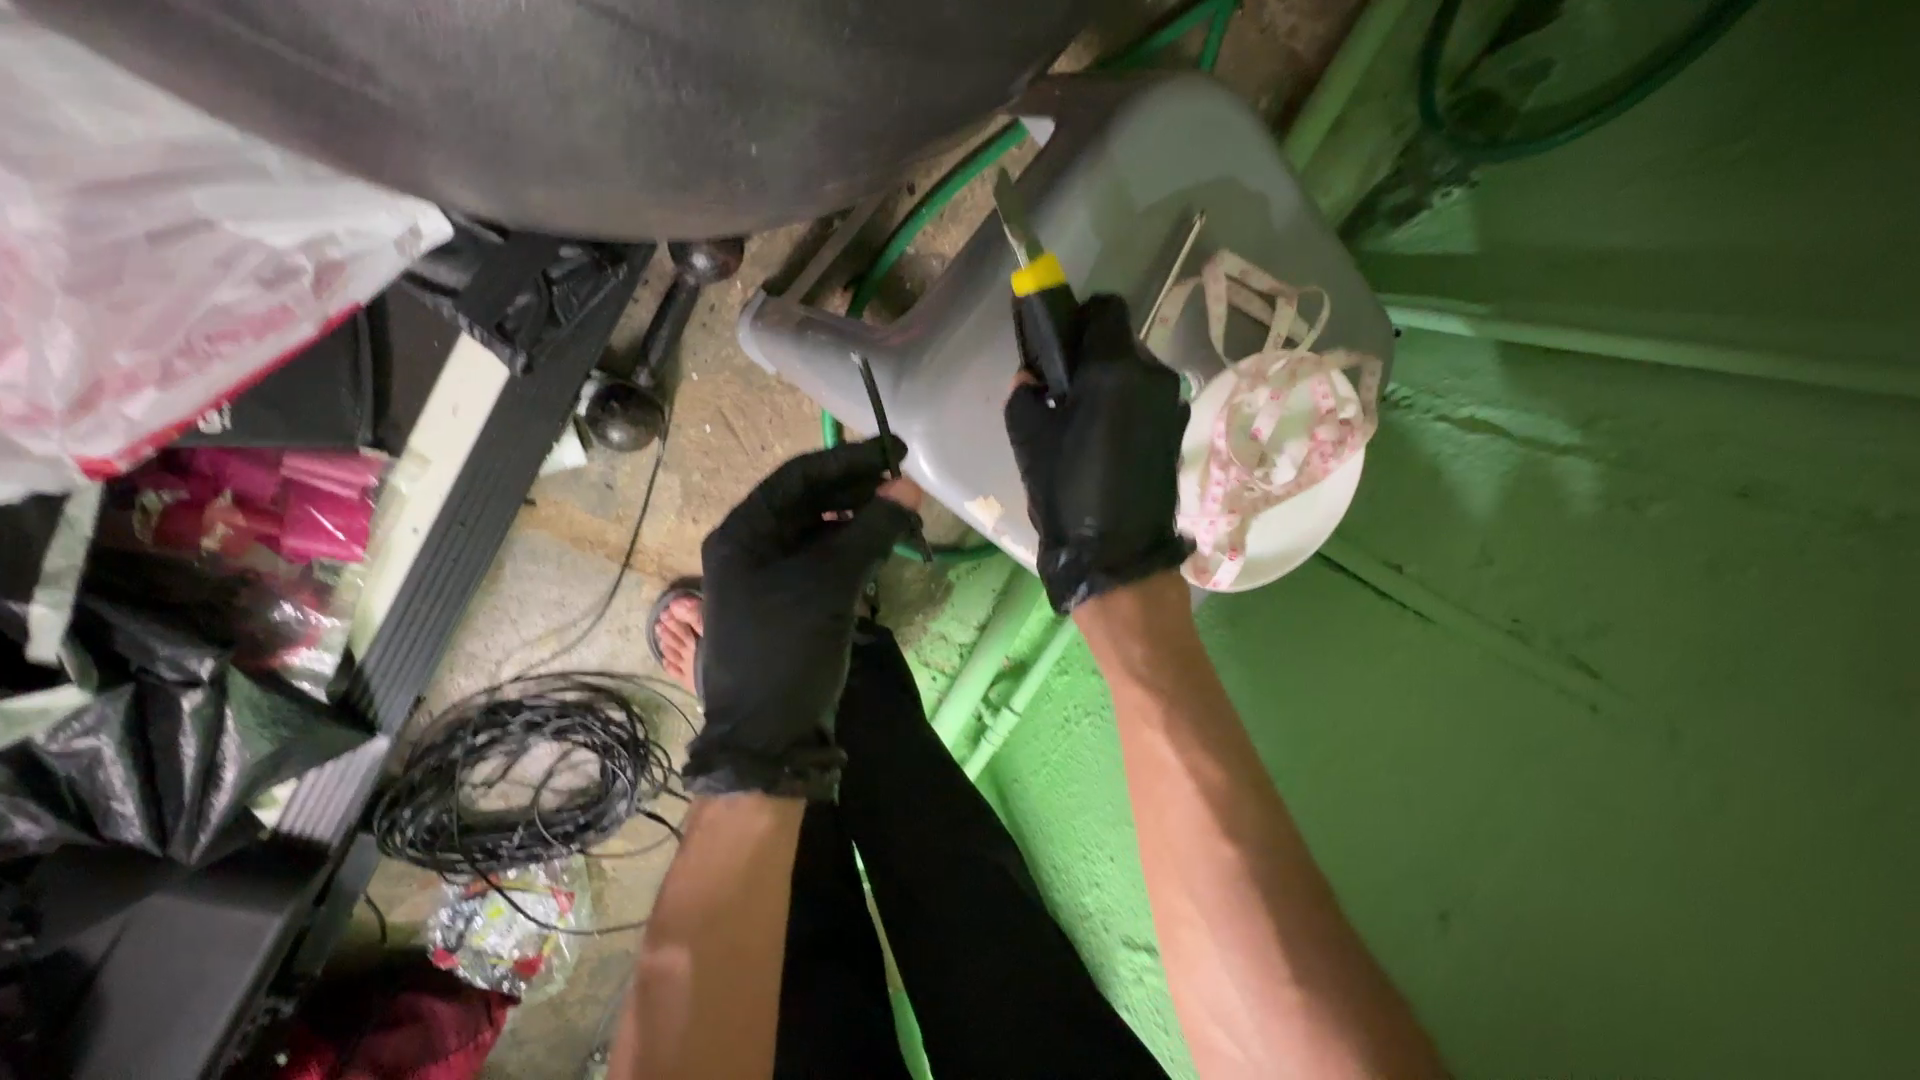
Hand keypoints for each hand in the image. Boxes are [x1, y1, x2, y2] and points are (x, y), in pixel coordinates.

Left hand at [684, 436, 920, 799]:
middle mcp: (749, 548)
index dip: (850, 460)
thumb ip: (870, 530)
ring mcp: (767, 579)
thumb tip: (908, 487)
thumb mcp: (831, 585)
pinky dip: (852, 552)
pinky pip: (821, 563)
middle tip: (905, 483)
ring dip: (859, 522)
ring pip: (818, 533)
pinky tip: (881, 550)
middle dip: (857, 490)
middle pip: (808, 502)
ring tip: (901, 516)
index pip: (799, 477)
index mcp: (742, 533)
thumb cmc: (788, 652)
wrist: (767, 738)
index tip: (897, 451)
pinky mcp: (787, 606)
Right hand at [1005, 294, 1192, 611]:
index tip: (1059, 343)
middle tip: (1063, 390)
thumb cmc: (1067, 490)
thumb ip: (1026, 394)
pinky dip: (1125, 409)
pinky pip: (1146, 403)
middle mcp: (1153, 376)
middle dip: (1092, 357)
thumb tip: (1034, 377)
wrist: (1117, 555)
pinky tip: (1105, 444)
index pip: (1106, 308)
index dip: (1079, 317)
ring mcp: (1172, 405)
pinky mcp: (1177, 432)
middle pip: (1120, 343)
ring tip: (1083, 423)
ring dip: (1110, 385)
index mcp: (1116, 368)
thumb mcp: (1029, 438)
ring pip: (1135, 375)